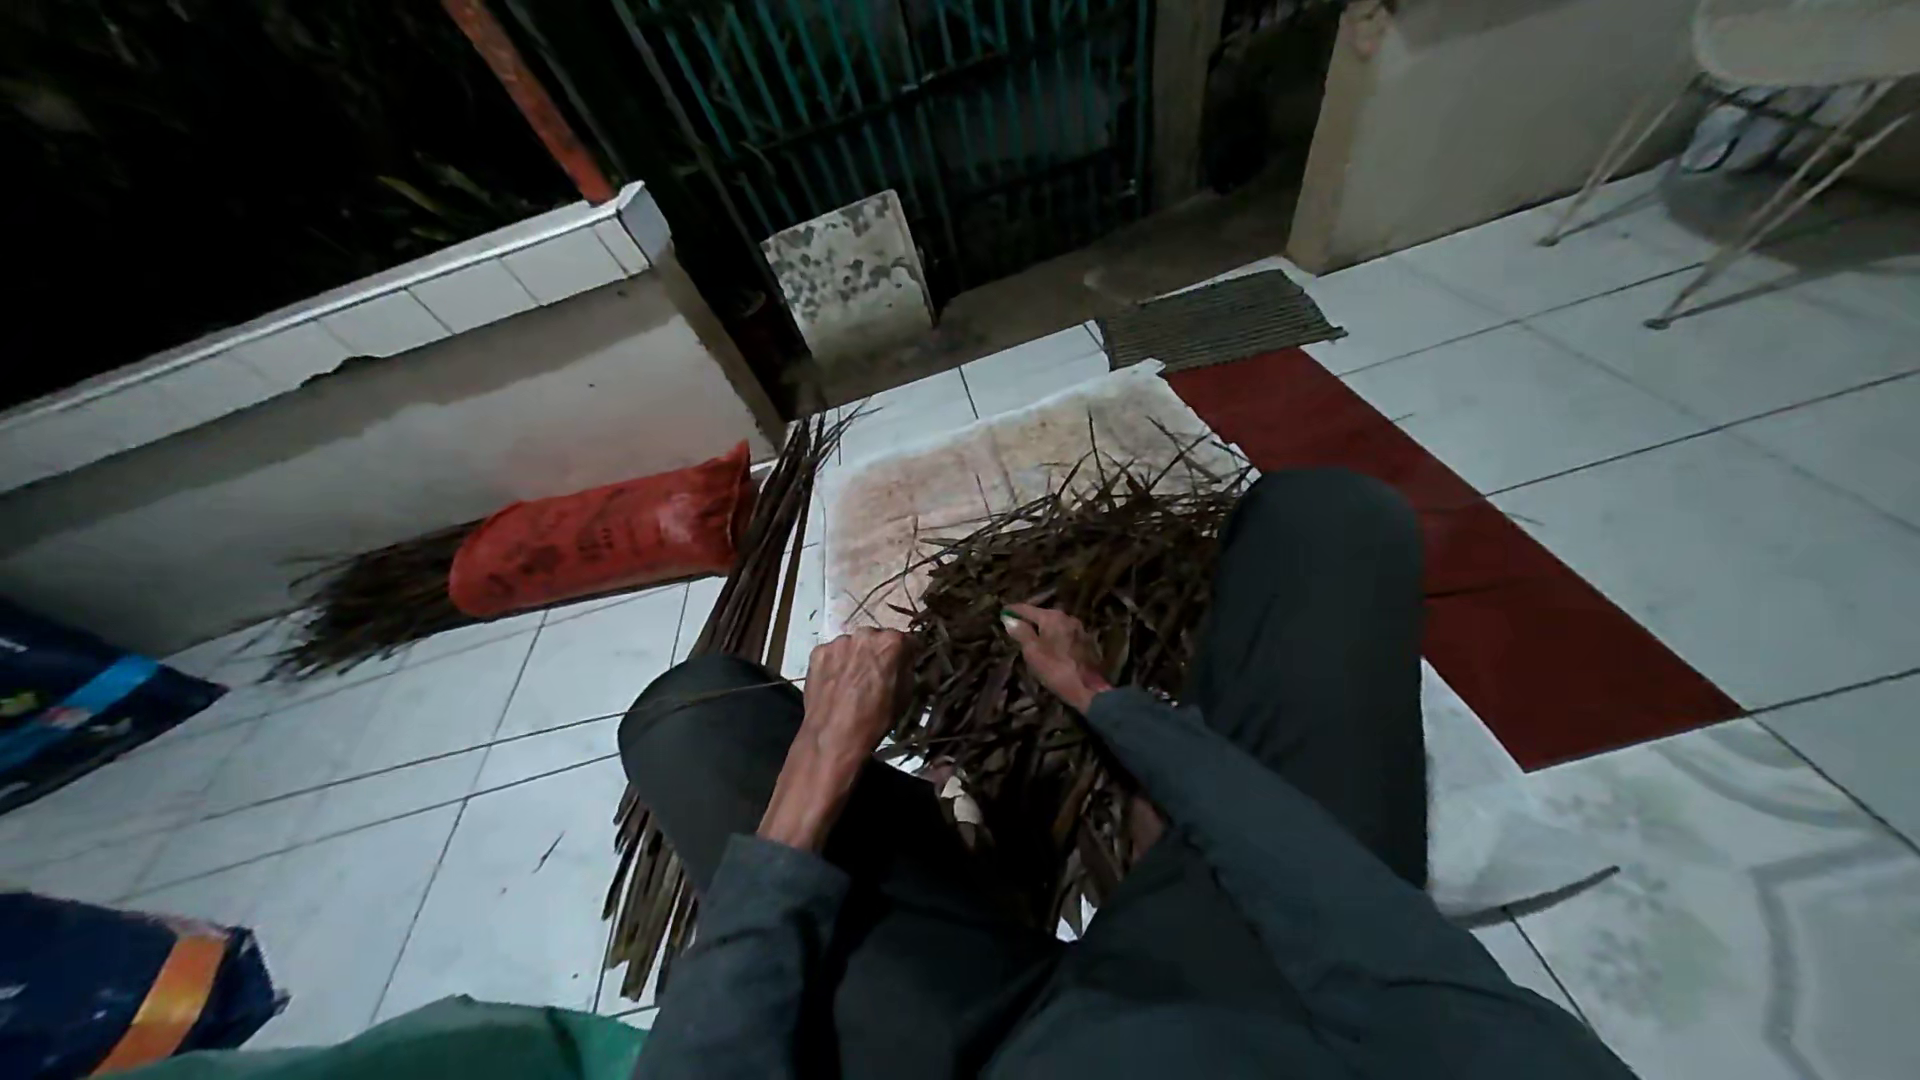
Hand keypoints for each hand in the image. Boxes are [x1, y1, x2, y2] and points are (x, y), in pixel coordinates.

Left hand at [758, 629, 910, 851]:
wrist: (834, 736)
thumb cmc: (876, 718)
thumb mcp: (905, 695)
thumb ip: (907, 669)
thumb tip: (905, 660)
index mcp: (891, 642)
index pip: (905, 640)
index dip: (906, 654)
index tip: (904, 665)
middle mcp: (865, 634)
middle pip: (876, 639)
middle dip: (878, 653)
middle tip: (875, 674)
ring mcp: (839, 641)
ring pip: (853, 645)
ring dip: (855, 657)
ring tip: (851, 681)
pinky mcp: (818, 652)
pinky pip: (832, 654)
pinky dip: (835, 664)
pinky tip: (835, 683)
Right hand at [1001, 604, 1109, 713]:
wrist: (1087, 688)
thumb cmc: (1055, 669)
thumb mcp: (1032, 651)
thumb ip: (1021, 632)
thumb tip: (1009, 619)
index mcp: (1052, 617)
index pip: (1027, 608)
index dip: (1013, 610)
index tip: (1002, 612)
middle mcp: (1067, 617)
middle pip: (1042, 614)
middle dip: (1029, 619)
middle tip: (1015, 625)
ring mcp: (1079, 628)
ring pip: (1054, 624)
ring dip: (1042, 628)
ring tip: (1031, 635)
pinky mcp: (1085, 641)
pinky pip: (1064, 633)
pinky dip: (1054, 636)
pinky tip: (1049, 645)